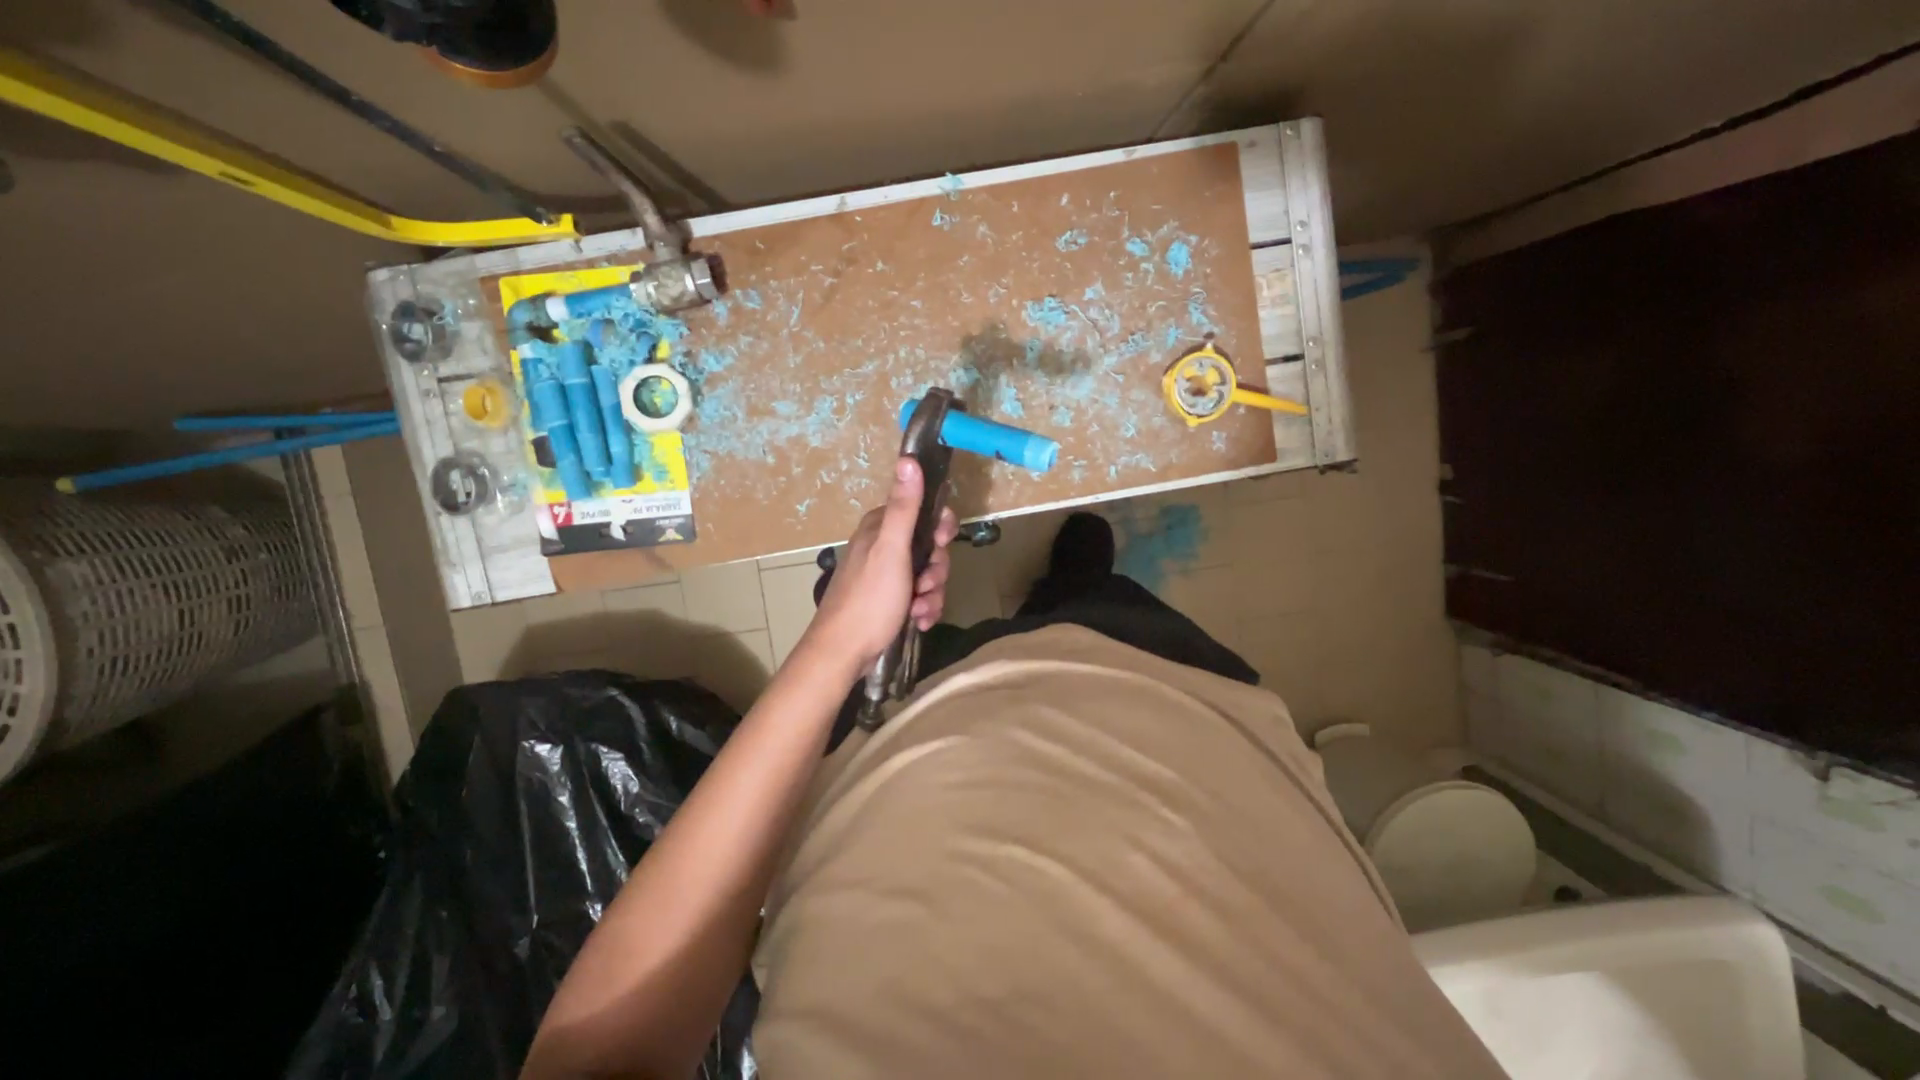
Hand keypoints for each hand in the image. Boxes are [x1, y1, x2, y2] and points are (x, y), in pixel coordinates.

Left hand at [802, 457, 957, 671]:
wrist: (844, 651)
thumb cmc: (869, 599)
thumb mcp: (891, 550)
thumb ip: (904, 507)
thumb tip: (908, 458)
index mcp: (880, 528)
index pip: (922, 512)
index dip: (938, 529)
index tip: (941, 543)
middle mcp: (882, 547)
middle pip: (930, 547)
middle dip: (936, 571)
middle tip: (925, 586)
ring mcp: (885, 576)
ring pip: (928, 576)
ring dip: (932, 595)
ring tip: (918, 611)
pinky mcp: (888, 601)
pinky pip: (919, 597)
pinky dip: (923, 609)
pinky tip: (917, 622)